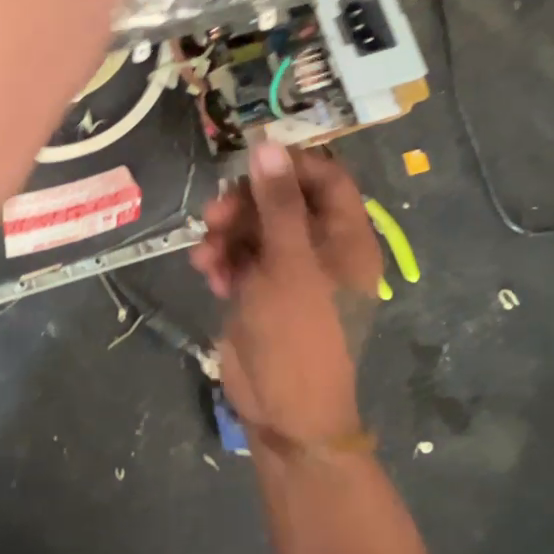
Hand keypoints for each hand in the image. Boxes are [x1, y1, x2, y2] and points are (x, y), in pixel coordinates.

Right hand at [190, 145, 382, 443]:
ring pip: (251, 227)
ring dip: (224, 234)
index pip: (325, 178)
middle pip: (279, 200)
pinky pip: (236, 256)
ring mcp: (287, 271)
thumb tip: (267, 145)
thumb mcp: (289, 264)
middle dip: (243, 204)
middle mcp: (319, 249)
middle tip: (213, 216)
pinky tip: (209, 277)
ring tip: (207, 257)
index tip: (246, 164)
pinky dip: (220, 260)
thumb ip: (277, 203)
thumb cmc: (299, 333)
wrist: (284, 409)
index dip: (288, 166)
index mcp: (346, 239)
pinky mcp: (258, 289)